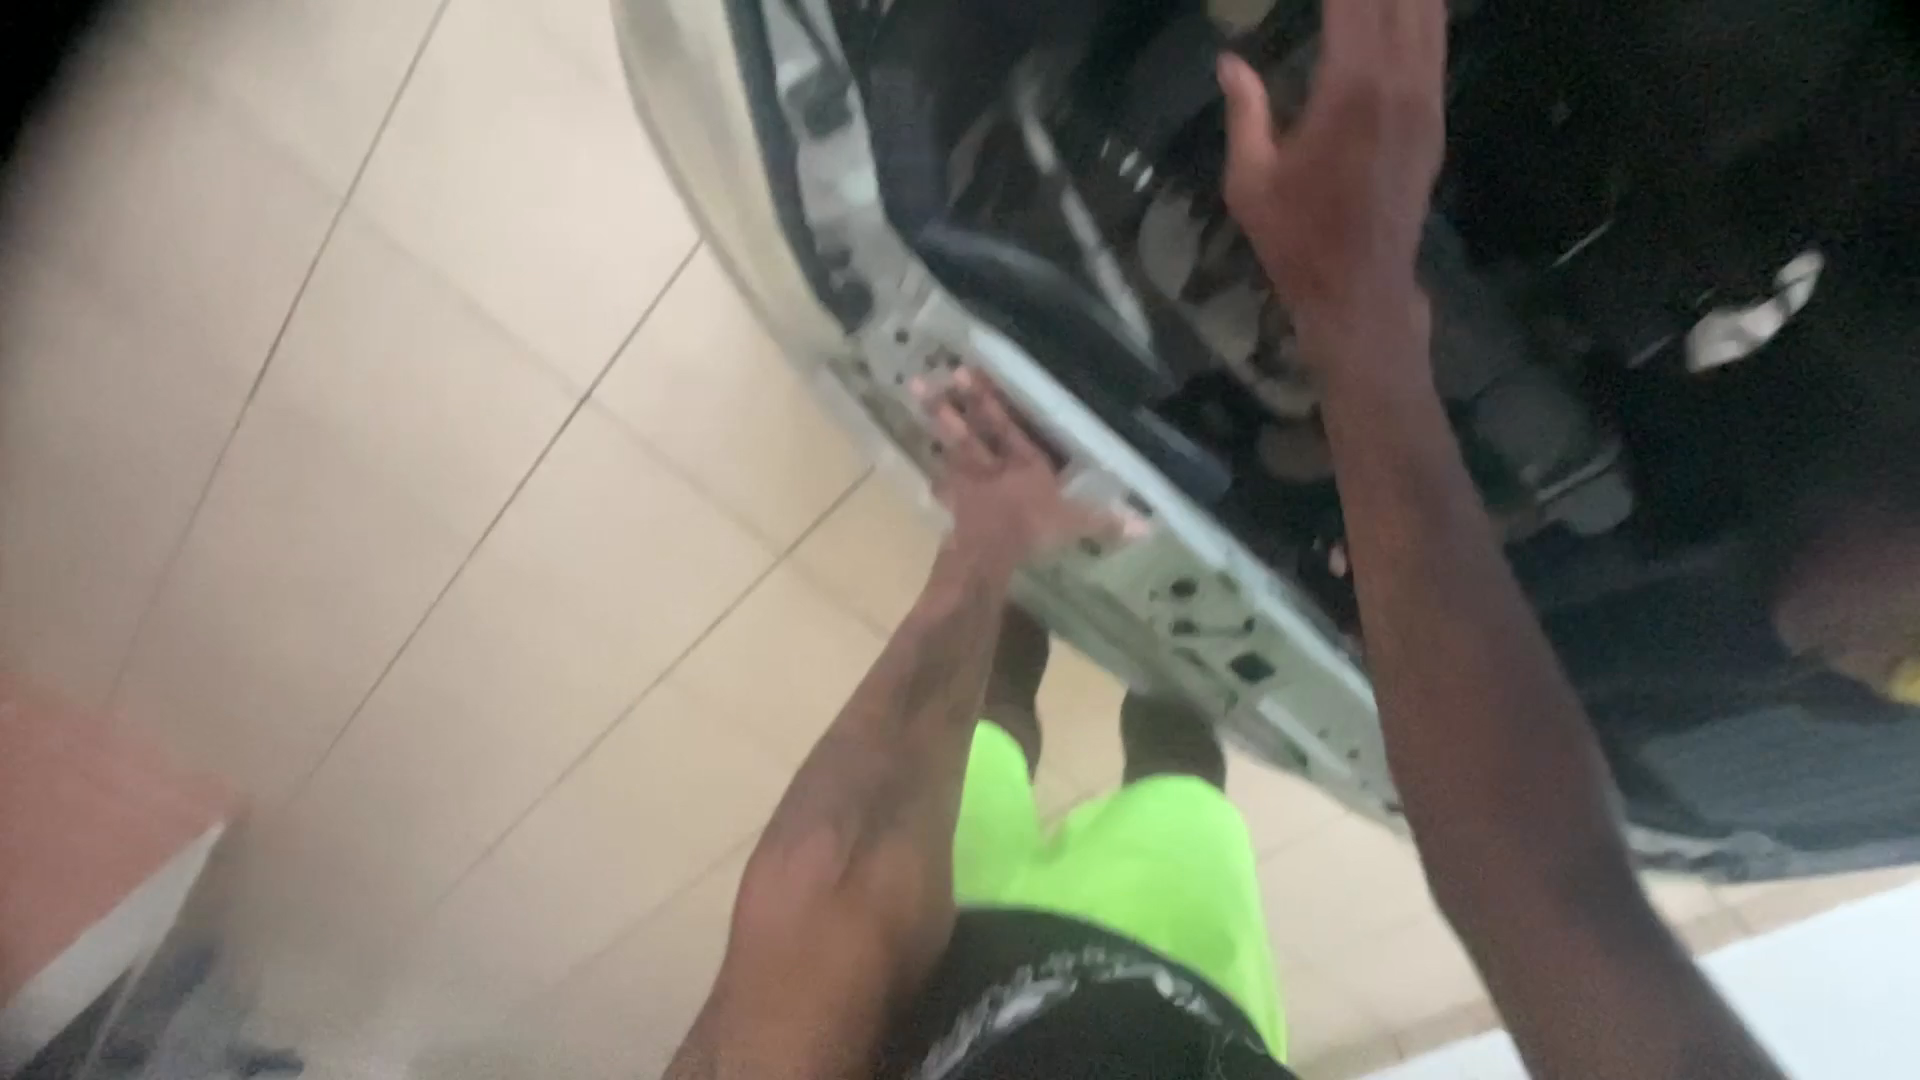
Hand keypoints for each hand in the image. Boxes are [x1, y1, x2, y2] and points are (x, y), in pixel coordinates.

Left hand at [919, 370, 1111, 573]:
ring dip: (935, 429)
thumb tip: (1147, 525)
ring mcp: (969, 487)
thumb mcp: (1075, 524)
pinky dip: (938, 484)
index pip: (1006, 425)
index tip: (965, 373)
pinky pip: (945, 491)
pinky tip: (930, 479)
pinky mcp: (955, 508)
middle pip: (968, 432)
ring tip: (915, 403)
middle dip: (949, 407)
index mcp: (1025, 463)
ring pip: (951, 452)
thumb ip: (1106, 521)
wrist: (989, 555)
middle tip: (921, 381)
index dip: (987, 400)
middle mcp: (993, 468)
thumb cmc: (1034, 529)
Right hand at [1218, 0, 1447, 363]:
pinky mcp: (1435, 116)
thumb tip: (1228, 62)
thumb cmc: (1295, 240)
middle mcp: (1401, 77)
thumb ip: (1244, 114)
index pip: (1353, 0)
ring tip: (1369, 0)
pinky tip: (1400, 12)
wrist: (1358, 288)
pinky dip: (1418, 13)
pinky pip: (1435, 41)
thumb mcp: (1250, 183)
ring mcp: (1427, 95)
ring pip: (1428, 9)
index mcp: (1350, 87)